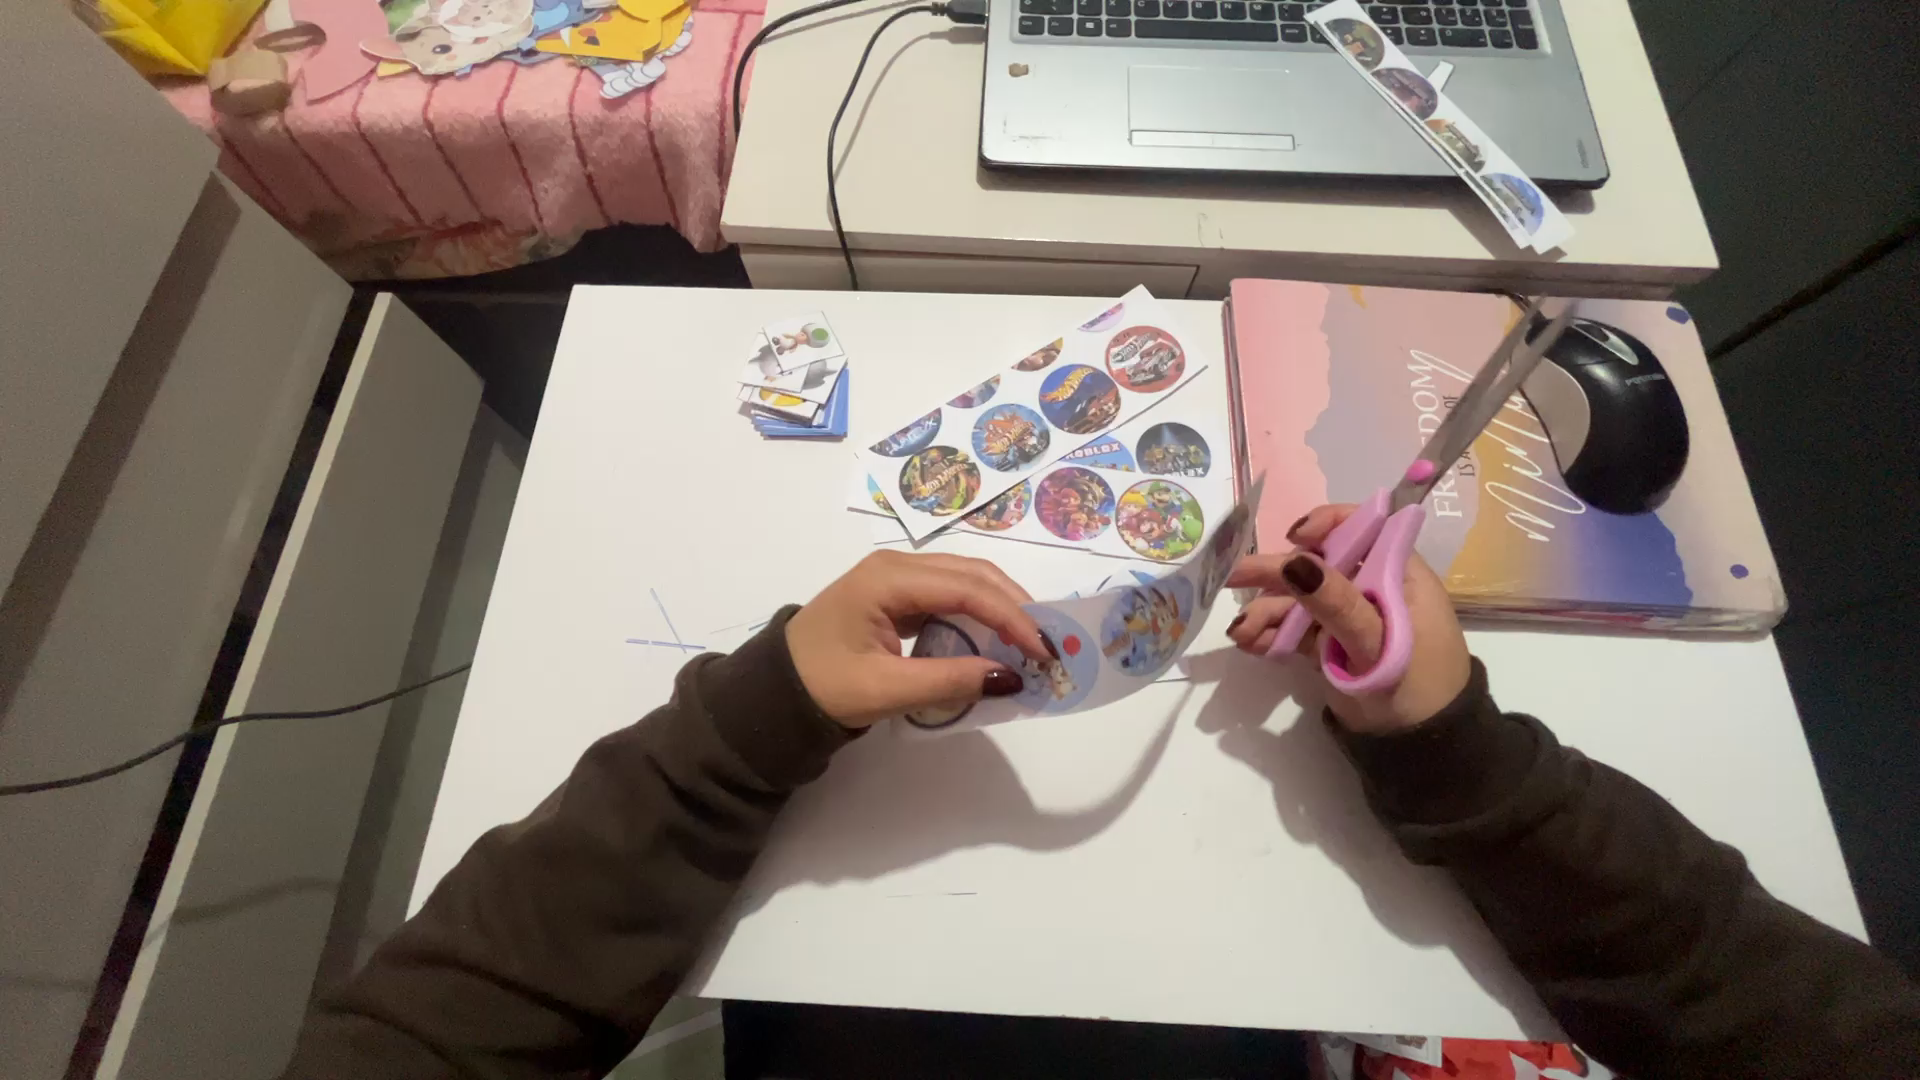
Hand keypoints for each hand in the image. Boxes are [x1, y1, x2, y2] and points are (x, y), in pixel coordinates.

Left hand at [785, 551, 1050, 728]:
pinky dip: (977, 615)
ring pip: (964, 581)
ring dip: (999, 608)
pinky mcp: (897, 595)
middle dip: (1014, 606)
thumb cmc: (823, 687)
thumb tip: (1012, 677)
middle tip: (1048, 642)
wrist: (774, 691)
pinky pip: (948, 596)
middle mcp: (896, 566)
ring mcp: (896, 578)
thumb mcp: (886, 689)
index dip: (1012, 617)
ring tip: (1030, 641)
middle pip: (972, 575)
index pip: (967, 589)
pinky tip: (995, 639)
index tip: (1044, 650)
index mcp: (889, 579)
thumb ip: (951, 681)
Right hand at [1224, 504, 1470, 734]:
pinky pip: (1292, 628)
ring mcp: (1345, 615)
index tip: (1293, 539)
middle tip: (1231, 578)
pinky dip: (1269, 633)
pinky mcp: (1327, 642)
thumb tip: (1294, 560)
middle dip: (1273, 575)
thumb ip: (1335, 603)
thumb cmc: (1413, 687)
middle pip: (1315, 564)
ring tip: (1241, 634)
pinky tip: (1250, 644)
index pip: (1362, 528)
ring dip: (1265, 611)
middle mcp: (1369, 587)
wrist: (1417, 749)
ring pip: (1297, 599)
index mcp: (1396, 574)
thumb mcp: (1375, 644)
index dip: (1325, 525)